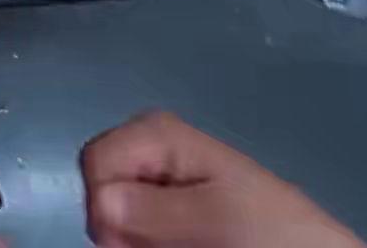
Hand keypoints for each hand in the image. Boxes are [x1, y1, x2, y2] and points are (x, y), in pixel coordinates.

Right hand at [80, 112, 366, 247]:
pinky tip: (176, 245)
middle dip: (120, 223)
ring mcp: (157, 172)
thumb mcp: (216, 220)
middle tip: (161, 247)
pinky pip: (134, 218)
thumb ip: (154, 209)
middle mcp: (148, 143)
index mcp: (153, 131)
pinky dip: (146, 238)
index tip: (137, 241)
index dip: (105, 206)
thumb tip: (100, 205)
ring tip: (177, 247)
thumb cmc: (272, 234)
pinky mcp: (167, 201)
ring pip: (115, 207)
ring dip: (134, 234)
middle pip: (102, 184)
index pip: (94, 163)